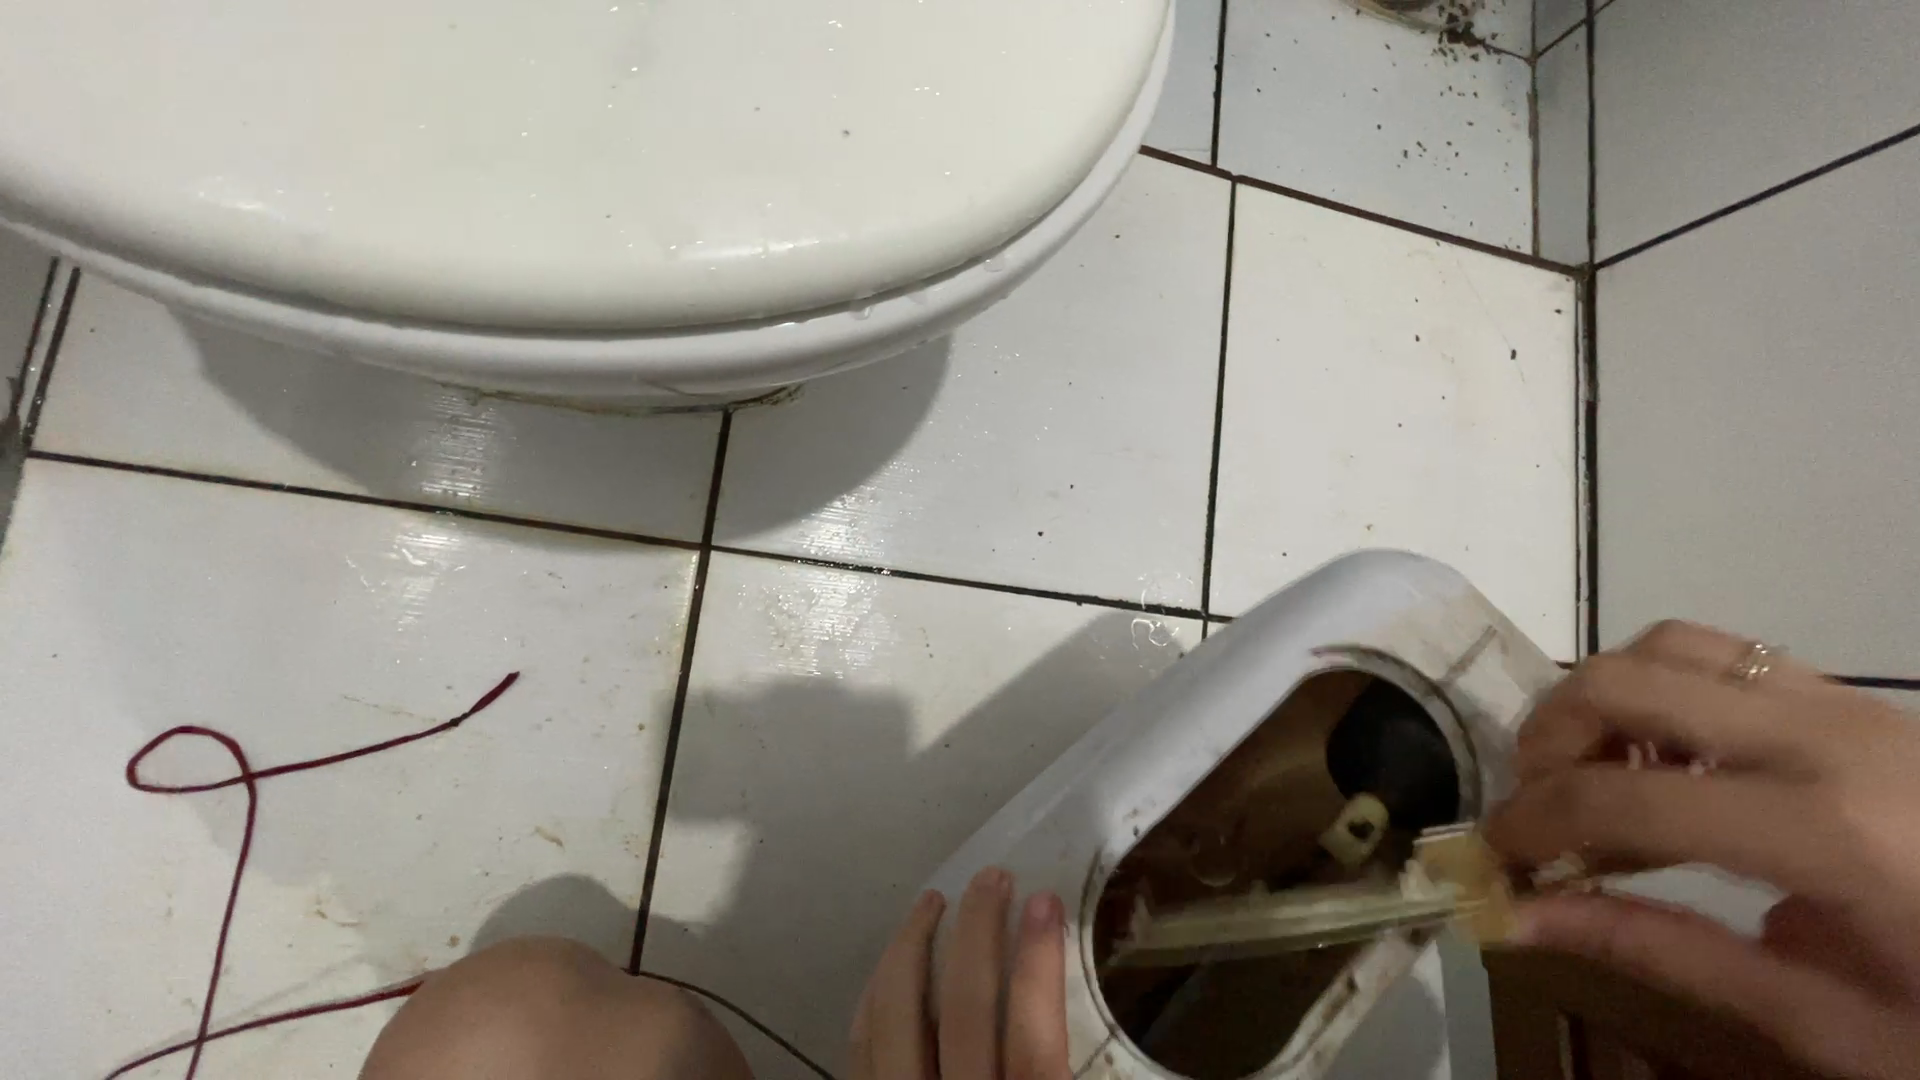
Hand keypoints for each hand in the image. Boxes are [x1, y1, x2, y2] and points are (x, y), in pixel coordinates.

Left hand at [851, 868, 1070, 1079]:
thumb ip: (1056, 1059)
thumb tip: (1061, 972)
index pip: (1033, 1043)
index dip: (1039, 966)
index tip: (1045, 901)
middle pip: (963, 1011)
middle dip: (978, 931)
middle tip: (993, 878)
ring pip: (897, 1014)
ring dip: (913, 944)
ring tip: (934, 899)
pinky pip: (861, 1043)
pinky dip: (876, 992)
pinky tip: (894, 961)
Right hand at [1487, 620, 1919, 1078]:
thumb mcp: (1834, 1024)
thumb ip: (1661, 949)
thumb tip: (1514, 918)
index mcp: (1833, 833)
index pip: (1618, 799)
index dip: (1530, 822)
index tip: (1495, 852)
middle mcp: (1830, 741)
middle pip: (1619, 686)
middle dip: (1545, 741)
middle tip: (1537, 802)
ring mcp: (1851, 706)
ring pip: (1663, 647)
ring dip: (1600, 700)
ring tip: (1597, 765)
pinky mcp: (1859, 699)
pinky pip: (1722, 653)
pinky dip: (1660, 684)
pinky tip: (1666, 749)